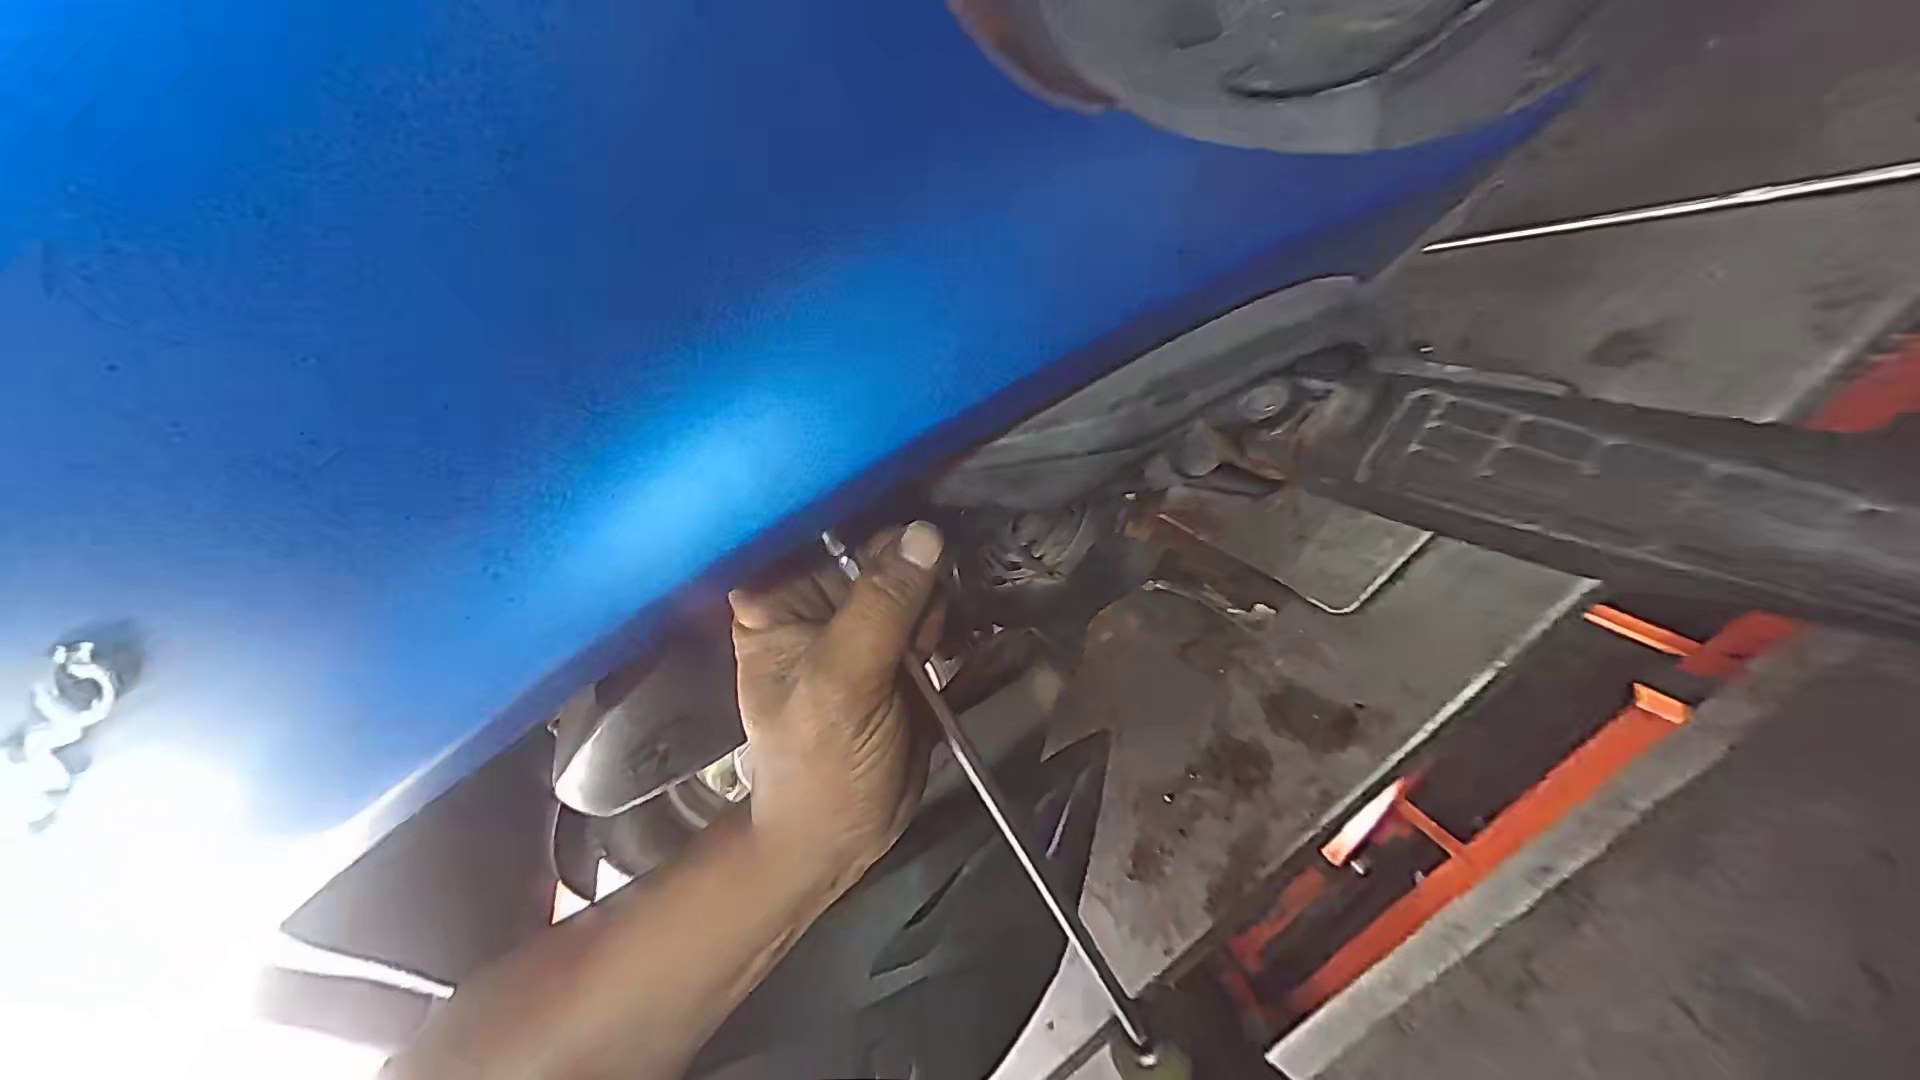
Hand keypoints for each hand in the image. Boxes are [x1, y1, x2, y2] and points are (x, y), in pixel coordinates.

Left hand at [728, 522, 945, 889]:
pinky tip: (939, 656)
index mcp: (778, 598)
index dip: (871, 529)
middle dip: (910, 579)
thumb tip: (925, 534)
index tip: (914, 542)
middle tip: (913, 632)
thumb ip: (882, 606)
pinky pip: (930, 608)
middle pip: (878, 549)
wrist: (844, 833)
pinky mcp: (896, 642)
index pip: (823, 532)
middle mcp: (816, 599)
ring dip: (931, 608)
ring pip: (912, 575)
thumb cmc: (818, 762)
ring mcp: (860, 620)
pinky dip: (944, 624)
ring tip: (922, 656)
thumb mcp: (842, 681)